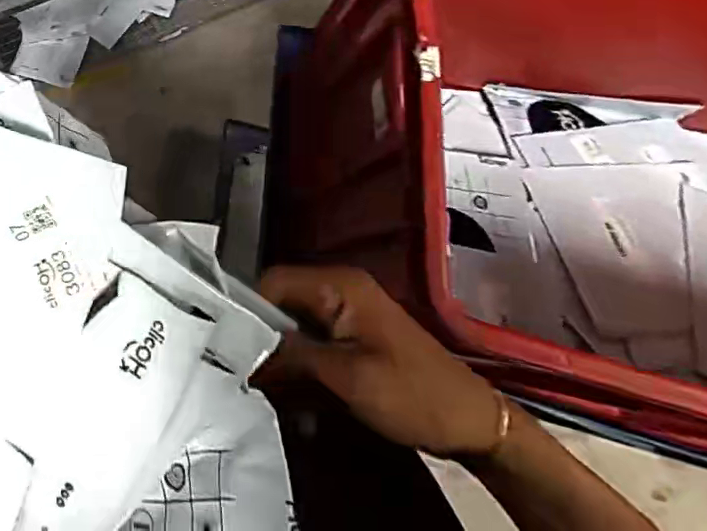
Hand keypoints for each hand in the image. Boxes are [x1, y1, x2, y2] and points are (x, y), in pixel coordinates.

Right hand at [258, 266, 504, 458]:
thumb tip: (245, 353)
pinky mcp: (354, 335)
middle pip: (281, 303)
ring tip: (274, 394)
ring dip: (283, 359)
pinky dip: (302, 366)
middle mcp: (339, 289)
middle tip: (250, 376)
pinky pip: (313, 341)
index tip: (232, 348)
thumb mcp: (347, 378)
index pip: (273, 281)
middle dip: (264, 340)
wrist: (474, 424)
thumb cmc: (414, 395)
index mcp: (338, 285)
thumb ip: (293, 357)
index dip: (249, 311)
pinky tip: (300, 398)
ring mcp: (348, 312)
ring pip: (294, 325)